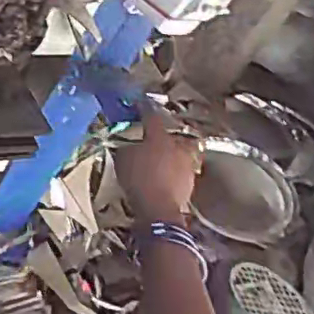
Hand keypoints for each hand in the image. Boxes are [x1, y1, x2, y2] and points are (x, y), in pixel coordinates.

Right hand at [120, 103, 200, 223]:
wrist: (159, 210)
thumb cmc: (138, 180)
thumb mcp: (123, 159)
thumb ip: (126, 146)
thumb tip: (127, 141)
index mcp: (159, 137)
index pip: (151, 117)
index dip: (144, 108)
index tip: (138, 103)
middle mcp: (177, 147)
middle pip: (171, 134)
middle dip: (162, 132)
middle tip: (152, 134)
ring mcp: (187, 164)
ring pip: (179, 150)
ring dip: (170, 150)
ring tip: (159, 154)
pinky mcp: (190, 180)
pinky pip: (181, 167)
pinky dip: (173, 166)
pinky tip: (164, 171)